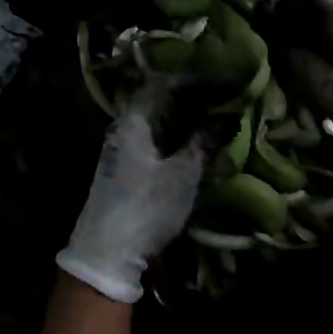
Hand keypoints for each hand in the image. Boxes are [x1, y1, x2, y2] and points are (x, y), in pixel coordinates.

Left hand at [57, 87, 206, 303]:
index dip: (194, 80)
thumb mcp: (182, 175)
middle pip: (161, 102)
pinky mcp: (125, 169)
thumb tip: (223, 119)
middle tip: (226, 101)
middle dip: (194, 99)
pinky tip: (197, 145)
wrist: (106, 253)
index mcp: (133, 120)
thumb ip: (202, 143)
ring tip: (218, 121)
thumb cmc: (145, 207)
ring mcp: (122, 149)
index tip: (223, 82)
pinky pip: (155, 141)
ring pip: (159, 123)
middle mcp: (124, 128)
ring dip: (187, 120)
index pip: (164, 83)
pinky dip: (177, 138)